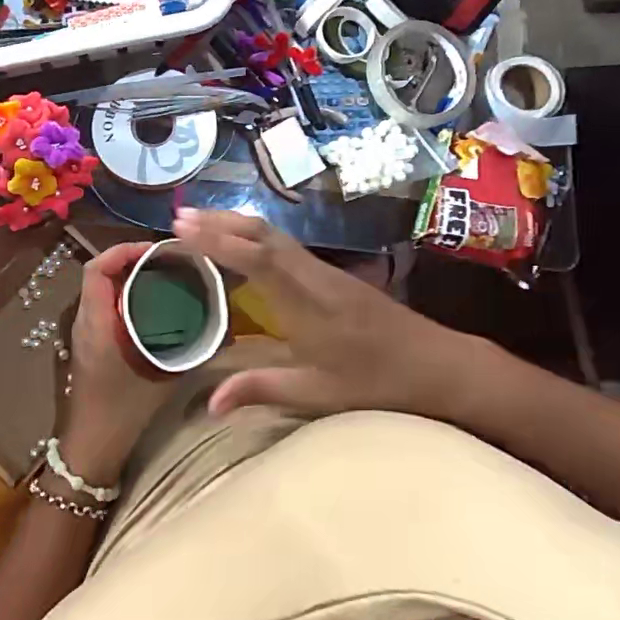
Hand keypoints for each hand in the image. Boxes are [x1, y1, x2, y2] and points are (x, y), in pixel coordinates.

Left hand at [58, 242, 174, 480]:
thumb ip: (194, 349)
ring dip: (128, 278)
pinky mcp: (89, 345)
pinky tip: (152, 308)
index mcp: (97, 322)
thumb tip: (228, 327)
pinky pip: (104, 307)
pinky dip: (125, 297)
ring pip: (101, 290)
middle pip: (100, 274)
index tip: (156, 250)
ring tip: (164, 278)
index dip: (123, 250)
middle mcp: (85, 321)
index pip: (97, 268)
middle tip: (168, 262)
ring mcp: (84, 333)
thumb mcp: (166, 376)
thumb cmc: (124, 410)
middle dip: (131, 260)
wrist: (93, 446)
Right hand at [172, 209, 471, 419]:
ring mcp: (327, 273)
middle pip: (265, 236)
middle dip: (221, 222)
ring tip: (201, 221)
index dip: (219, 241)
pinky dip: (257, 237)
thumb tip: (209, 403)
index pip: (258, 260)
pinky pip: (287, 246)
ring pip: (277, 237)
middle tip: (181, 217)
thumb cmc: (378, 384)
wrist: (438, 365)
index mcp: (308, 305)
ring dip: (238, 225)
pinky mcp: (335, 276)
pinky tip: (243, 244)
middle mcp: (315, 278)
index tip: (183, 229)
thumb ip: (262, 390)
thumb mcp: (319, 394)